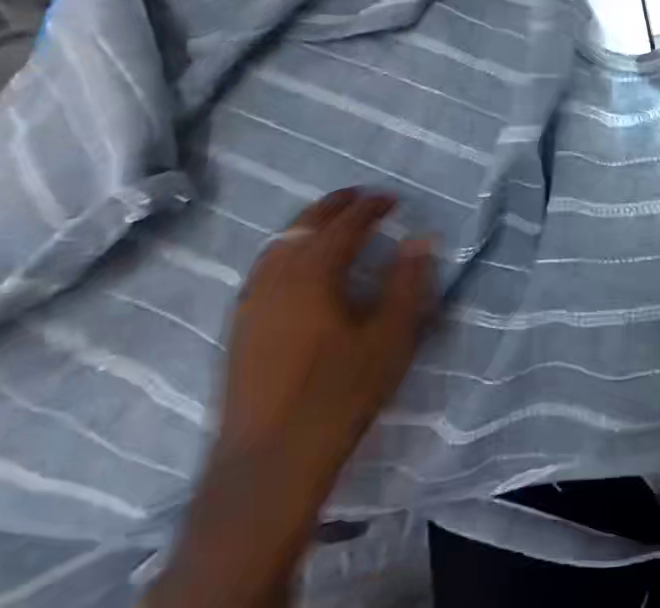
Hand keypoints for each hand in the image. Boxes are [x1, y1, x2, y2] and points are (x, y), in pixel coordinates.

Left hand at [149, 189, 432, 607]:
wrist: (269, 462)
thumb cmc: (338, 397)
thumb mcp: (389, 340)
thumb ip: (407, 284)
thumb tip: (420, 240)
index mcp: (314, 272)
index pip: (345, 224)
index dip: (370, 207)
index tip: (391, 199)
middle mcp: (277, 275)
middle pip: (305, 225)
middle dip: (334, 206)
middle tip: (359, 197)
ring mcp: (251, 300)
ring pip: (279, 244)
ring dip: (306, 226)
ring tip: (328, 225)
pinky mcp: (239, 326)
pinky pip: (264, 267)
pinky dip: (286, 250)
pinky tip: (293, 269)